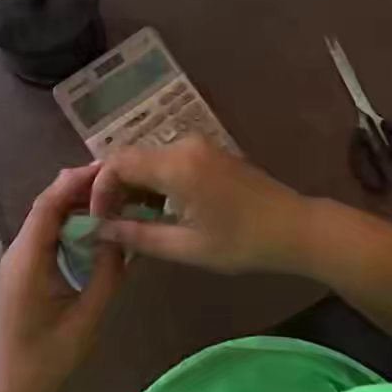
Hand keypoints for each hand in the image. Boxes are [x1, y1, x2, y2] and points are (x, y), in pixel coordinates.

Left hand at [0, 163, 123, 391]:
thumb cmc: (50, 358)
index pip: (49, 204)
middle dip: (79, 187)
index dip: (76, 181)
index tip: (109, 168)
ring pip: (47, 217)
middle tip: (118, 178)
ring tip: (112, 195)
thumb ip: (107, 272)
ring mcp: (19, 259)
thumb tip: (124, 233)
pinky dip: (69, 222)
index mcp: (28, 258)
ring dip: (75, 203)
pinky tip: (95, 225)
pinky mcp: (25, 269)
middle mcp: (19, 251)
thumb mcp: (88, 316)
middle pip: (47, 204)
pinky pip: (47, 234)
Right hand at [91, 137, 314, 274]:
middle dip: (113, 188)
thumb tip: (99, 231)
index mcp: (176, 165)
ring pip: (147, 159)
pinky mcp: (206, 151)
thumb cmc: (242, 242)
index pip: (118, 163)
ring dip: (133, 185)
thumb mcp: (186, 246)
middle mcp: (183, 145)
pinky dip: (153, 181)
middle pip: (131, 158)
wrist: (294, 227)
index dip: (99, 188)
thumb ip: (137, 235)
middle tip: (107, 222)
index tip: (97, 218)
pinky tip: (154, 208)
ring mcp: (197, 145)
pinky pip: (166, 159)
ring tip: (128, 220)